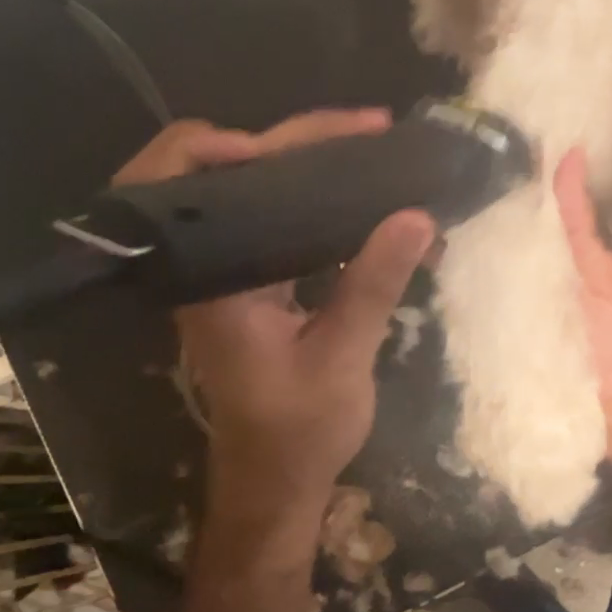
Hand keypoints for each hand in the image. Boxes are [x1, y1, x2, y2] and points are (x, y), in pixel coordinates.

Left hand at [115, 110, 435, 504]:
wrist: (276, 480)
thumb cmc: (298, 431)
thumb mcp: (342, 360)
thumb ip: (373, 286)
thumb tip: (418, 217)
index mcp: (212, 279)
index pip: (193, 179)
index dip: (240, 143)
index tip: (315, 145)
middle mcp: (210, 267)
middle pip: (233, 172)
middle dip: (298, 142)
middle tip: (374, 131)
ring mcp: (232, 276)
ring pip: (259, 196)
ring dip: (312, 169)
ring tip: (378, 155)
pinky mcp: (256, 288)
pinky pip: (280, 226)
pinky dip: (321, 207)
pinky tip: (371, 206)